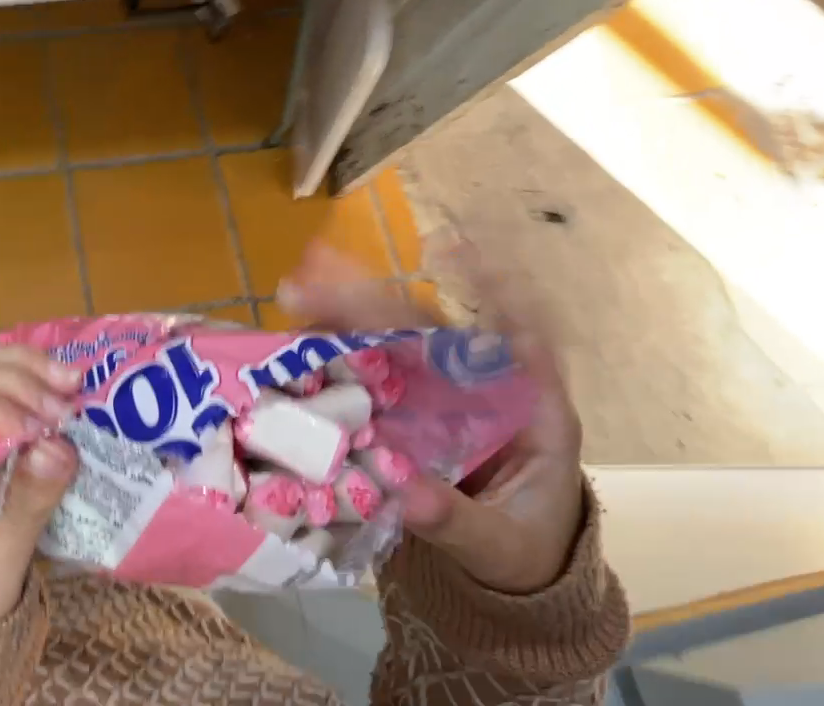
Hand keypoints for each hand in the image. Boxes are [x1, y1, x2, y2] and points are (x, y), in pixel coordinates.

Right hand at [279, 241, 584, 593]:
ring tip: (295, 290)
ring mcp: (435, 394)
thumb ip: (459, 521)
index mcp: (528, 406)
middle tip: (321, 269)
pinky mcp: (402, 410)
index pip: (516, 333)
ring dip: (345, 311)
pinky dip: (333, 352)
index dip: (489, 288)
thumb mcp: (500, 545)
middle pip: (431, 327)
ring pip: (392, 341)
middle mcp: (476, 385)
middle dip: (378, 294)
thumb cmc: (522, 549)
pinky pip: (369, 375)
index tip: (455, 250)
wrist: (503, 572)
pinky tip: (295, 335)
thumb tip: (406, 490)